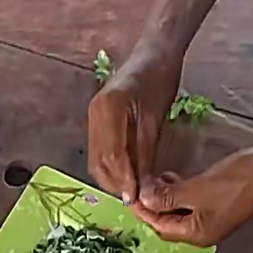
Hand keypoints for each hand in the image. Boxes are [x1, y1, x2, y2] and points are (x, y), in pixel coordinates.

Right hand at [87, 52, 183, 203]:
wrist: (154, 53)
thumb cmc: (160, 80)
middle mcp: (94, 114)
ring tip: (132, 189)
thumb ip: (145, 156)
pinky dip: (111, 169)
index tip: (135, 199)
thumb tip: (142, 190)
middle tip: (135, 198)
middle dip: (116, 184)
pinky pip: (99, 153)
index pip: (112, 157)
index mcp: (109, 109)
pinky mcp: (95, 122)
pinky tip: (126, 175)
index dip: (123, 181)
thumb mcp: (155, 121)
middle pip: (99, 163)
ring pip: (96, 162)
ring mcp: (92, 118)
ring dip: (112, 180)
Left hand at [130, 145, 252, 245]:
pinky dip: (178, 192)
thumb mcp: (197, 189)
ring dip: (164, 197)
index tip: (130, 193)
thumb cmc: (239, 180)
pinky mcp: (218, 204)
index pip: (159, 226)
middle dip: (152, 204)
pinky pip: (190, 202)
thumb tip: (144, 200)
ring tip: (153, 179)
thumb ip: (168, 197)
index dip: (143, 211)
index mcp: (196, 234)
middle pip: (166, 222)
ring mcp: (211, 219)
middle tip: (140, 184)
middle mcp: (201, 232)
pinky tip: (171, 177)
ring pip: (178, 211)